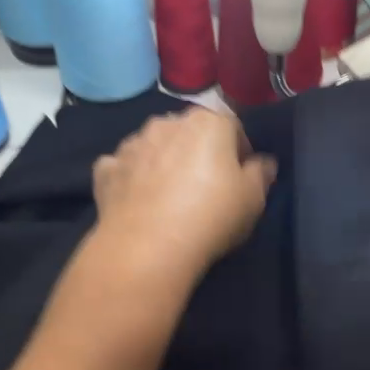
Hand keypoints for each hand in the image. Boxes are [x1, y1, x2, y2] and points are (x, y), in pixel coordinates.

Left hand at [91, 108, 276, 279]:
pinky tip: (139, 201)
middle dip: (199, 151)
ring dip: (164, 161)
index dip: (239, 150)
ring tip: (171, 196)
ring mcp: (132, 144)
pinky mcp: (106, 169)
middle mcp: (167, 123)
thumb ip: (261, 174)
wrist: (148, 246)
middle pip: (190, 132)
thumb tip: (263, 163)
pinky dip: (132, 178)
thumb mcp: (253, 199)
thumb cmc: (212, 216)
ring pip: (155, 146)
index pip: (232, 125)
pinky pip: (125, 167)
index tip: (241, 175)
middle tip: (207, 186)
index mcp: (208, 123)